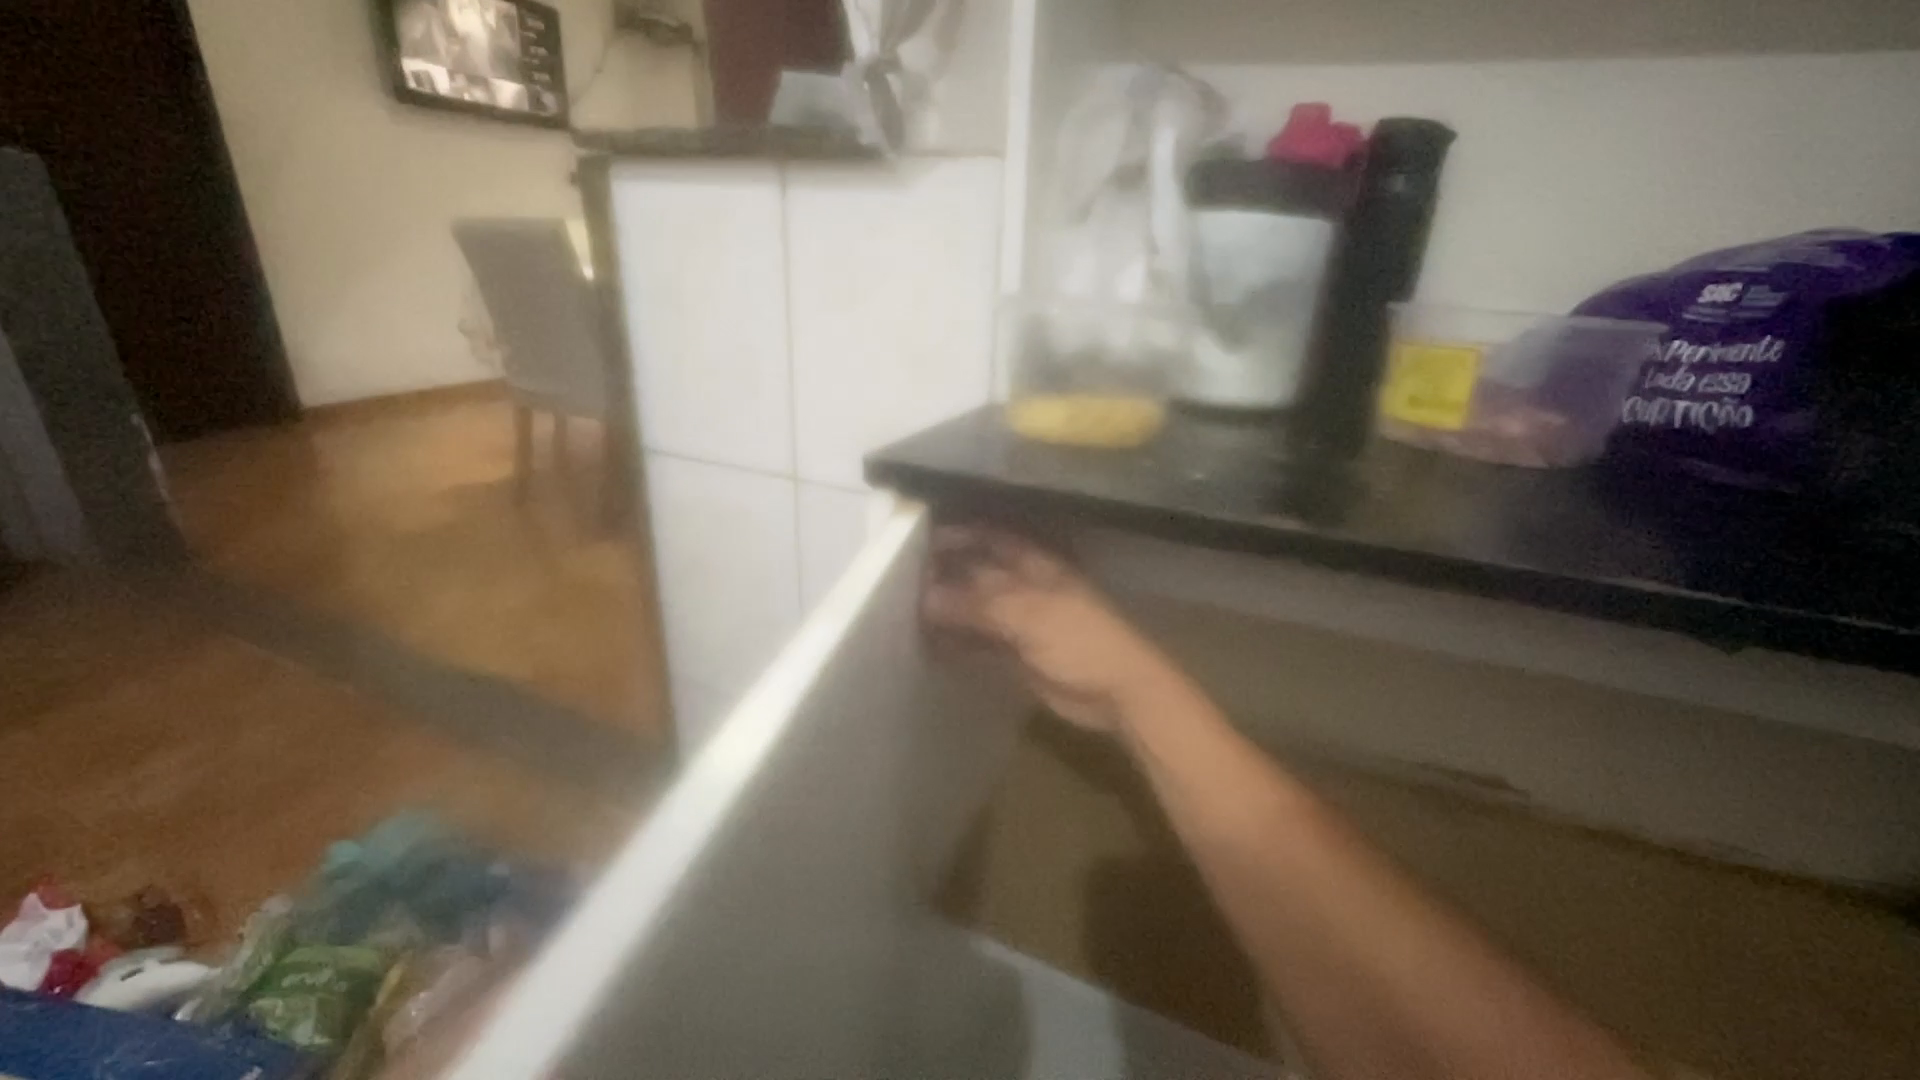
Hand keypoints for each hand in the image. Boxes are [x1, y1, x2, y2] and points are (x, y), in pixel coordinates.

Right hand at [922, 524, 1181, 732]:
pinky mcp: (1017, 653)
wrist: (1118, 693)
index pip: (991, 538)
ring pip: (977, 608)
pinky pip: (980, 641)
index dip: (960, 535)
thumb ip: (978, 603)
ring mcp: (1022, 621)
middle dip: (946, 573)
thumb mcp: (1029, 614)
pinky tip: (930, 643)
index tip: (920, 540)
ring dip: (948, 609)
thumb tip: (927, 596)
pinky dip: (957, 641)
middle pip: (980, 572)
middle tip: (902, 578)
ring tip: (905, 611)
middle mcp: (1026, 586)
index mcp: (1037, 564)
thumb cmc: (1081, 641)